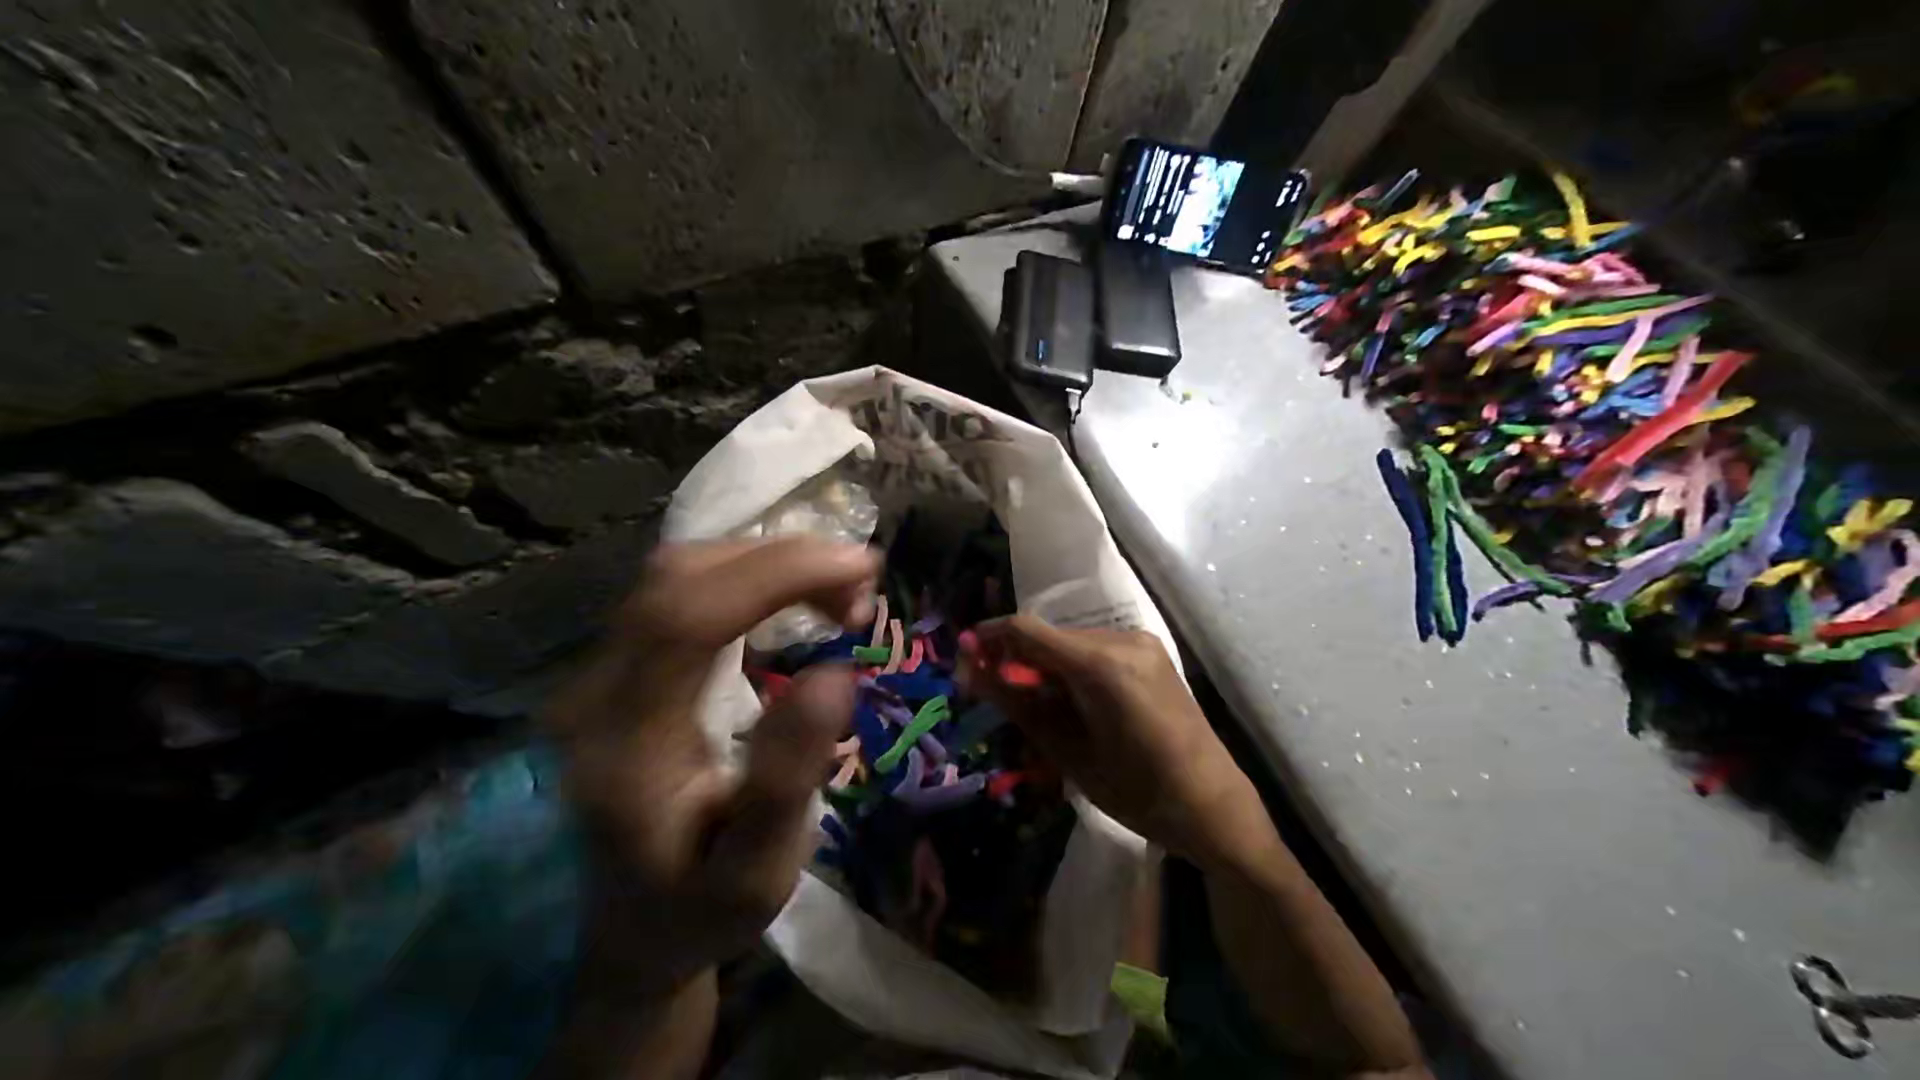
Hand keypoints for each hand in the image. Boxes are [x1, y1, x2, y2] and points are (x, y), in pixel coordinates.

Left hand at [545, 537, 878, 994]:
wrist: (633, 927)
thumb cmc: (702, 905)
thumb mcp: (758, 869)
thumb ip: (788, 776)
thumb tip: (836, 672)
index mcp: (626, 744)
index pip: (684, 617)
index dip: (775, 573)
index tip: (860, 568)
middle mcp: (594, 691)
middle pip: (678, 578)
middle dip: (781, 559)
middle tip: (861, 585)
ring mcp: (597, 672)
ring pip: (678, 572)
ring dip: (767, 562)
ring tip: (837, 592)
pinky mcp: (618, 664)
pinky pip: (681, 589)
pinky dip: (747, 575)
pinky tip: (791, 596)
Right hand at [961, 617, 1272, 870]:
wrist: (1212, 804)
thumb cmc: (1137, 792)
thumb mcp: (1067, 751)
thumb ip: (1016, 702)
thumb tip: (969, 671)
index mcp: (1100, 664)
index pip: (1026, 630)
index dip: (988, 638)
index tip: (963, 661)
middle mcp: (1121, 639)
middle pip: (1048, 636)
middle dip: (1016, 660)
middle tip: (995, 697)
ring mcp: (1140, 642)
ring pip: (1069, 643)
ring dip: (1043, 667)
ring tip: (1038, 710)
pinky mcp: (1150, 651)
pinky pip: (1093, 650)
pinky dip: (1070, 670)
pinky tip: (1071, 703)